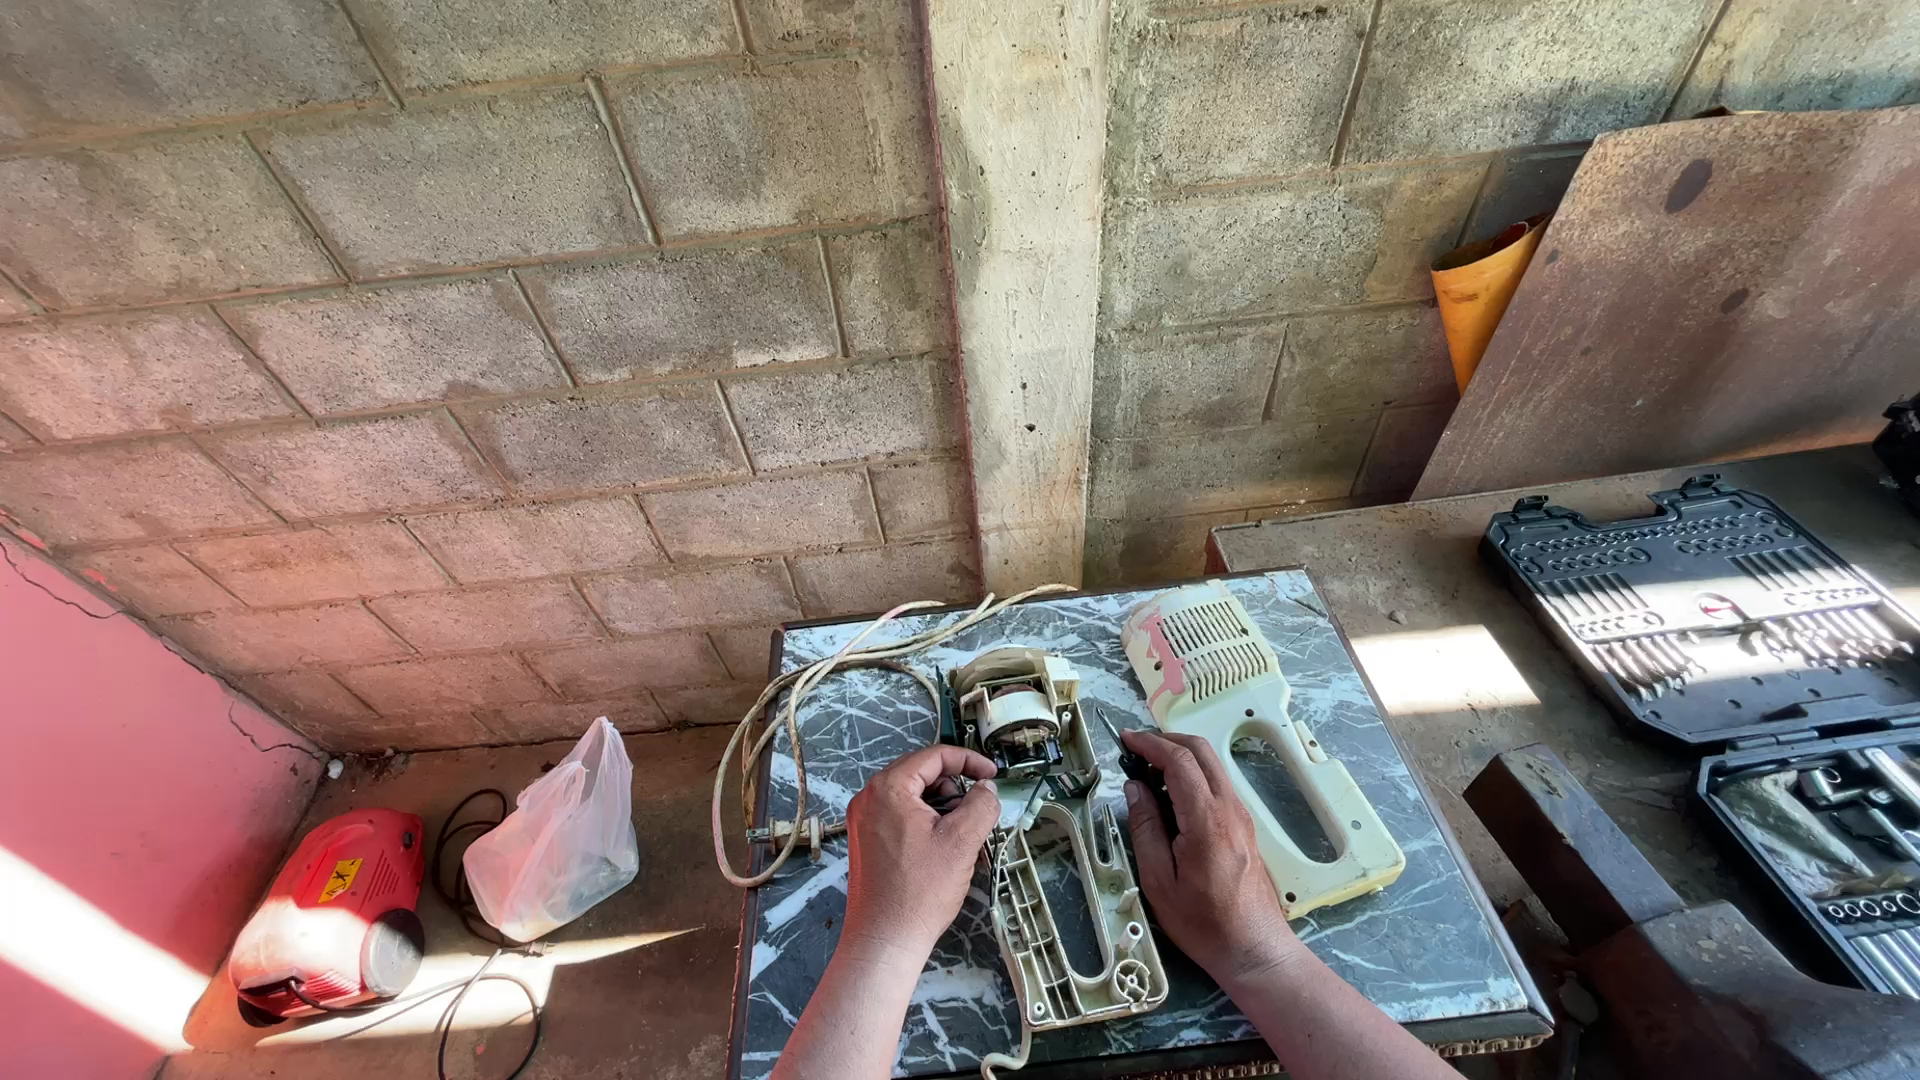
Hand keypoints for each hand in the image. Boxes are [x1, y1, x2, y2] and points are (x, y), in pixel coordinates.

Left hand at [841, 744, 999, 960]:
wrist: (884, 941)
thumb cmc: (918, 893)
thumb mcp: (961, 842)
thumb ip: (981, 804)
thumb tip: (986, 788)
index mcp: (888, 789)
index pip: (934, 756)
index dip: (968, 761)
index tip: (990, 774)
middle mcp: (869, 798)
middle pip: (921, 772)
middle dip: (953, 785)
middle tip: (974, 807)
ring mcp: (863, 819)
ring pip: (911, 794)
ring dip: (939, 804)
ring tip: (956, 834)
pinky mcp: (865, 839)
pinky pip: (899, 813)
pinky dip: (923, 819)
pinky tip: (938, 846)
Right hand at [1120, 729, 1302, 987]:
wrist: (1255, 950)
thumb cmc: (1203, 923)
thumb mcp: (1159, 882)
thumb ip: (1145, 828)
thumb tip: (1135, 787)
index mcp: (1206, 821)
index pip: (1179, 761)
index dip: (1149, 743)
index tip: (1125, 740)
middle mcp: (1229, 808)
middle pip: (1200, 750)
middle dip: (1165, 739)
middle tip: (1135, 748)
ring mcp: (1241, 814)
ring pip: (1211, 763)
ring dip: (1179, 754)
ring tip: (1147, 769)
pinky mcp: (1244, 823)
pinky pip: (1216, 781)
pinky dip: (1191, 771)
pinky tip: (1170, 791)